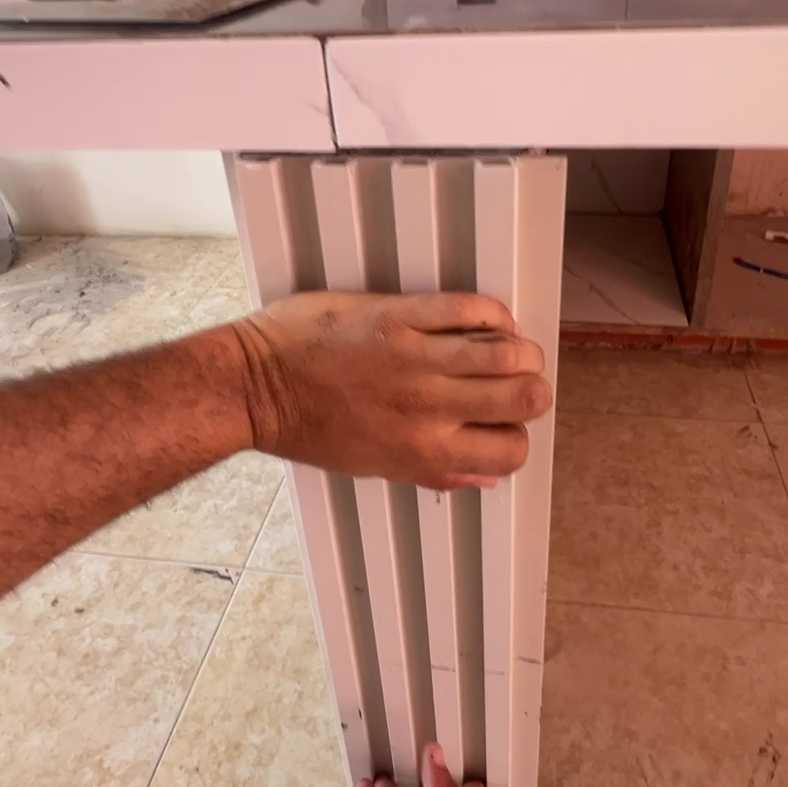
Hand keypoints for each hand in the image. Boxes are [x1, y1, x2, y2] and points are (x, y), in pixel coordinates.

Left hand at [232, 292, 550, 489]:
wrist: (253, 385)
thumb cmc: (308, 427)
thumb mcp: (372, 467)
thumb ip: (433, 473)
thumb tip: (483, 478)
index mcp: (423, 452)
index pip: (509, 451)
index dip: (519, 435)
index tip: (508, 420)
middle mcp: (429, 409)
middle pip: (523, 398)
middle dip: (533, 387)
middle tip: (521, 377)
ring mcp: (416, 359)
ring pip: (505, 352)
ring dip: (520, 348)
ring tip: (511, 344)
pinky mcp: (397, 317)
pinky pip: (466, 308)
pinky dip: (490, 310)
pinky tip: (488, 316)